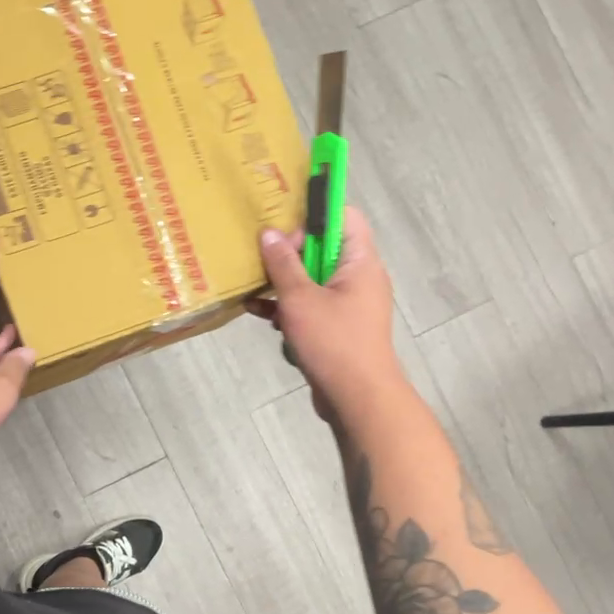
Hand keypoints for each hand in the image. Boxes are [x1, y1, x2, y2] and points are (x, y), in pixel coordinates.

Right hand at [247, 207, 406, 419]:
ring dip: (283, 284)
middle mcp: (359, 278)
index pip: (344, 217)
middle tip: (260, 261)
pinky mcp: (336, 328)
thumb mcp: (300, 299)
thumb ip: (283, 265)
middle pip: (323, 249)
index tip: (284, 233)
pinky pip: (310, 306)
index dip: (313, 217)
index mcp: (361, 262)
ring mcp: (349, 304)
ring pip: (312, 280)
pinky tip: (259, 312)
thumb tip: (268, 233)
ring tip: (252, 288)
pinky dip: (287, 307)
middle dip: (289, 254)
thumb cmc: (333, 341)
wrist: (357, 396)